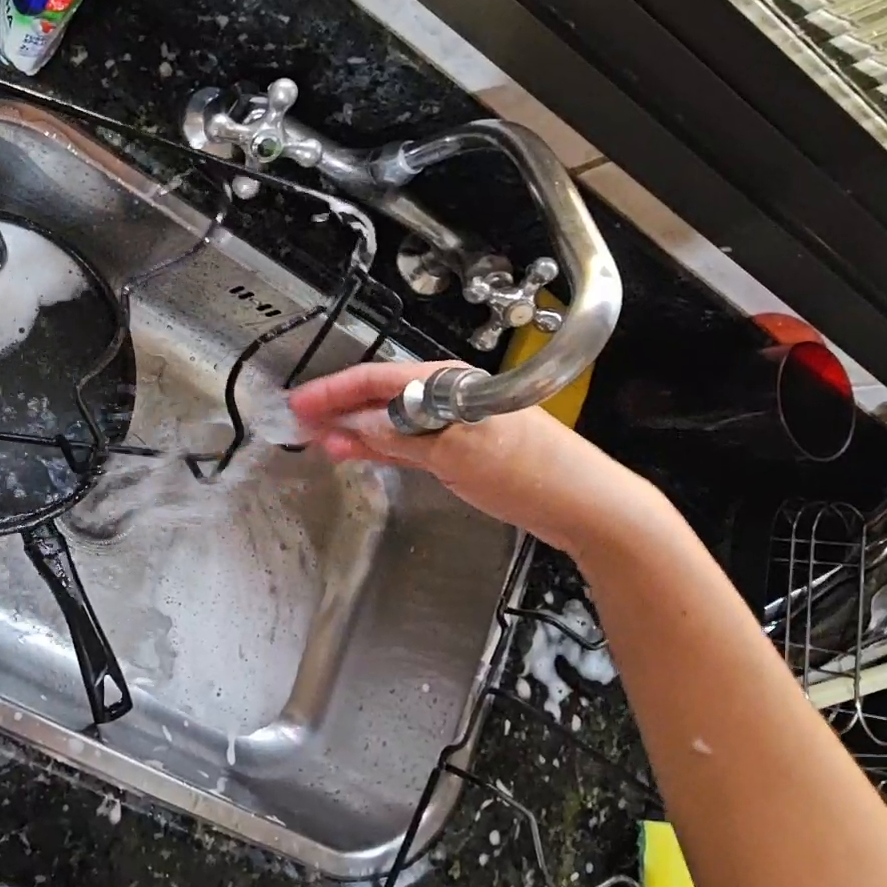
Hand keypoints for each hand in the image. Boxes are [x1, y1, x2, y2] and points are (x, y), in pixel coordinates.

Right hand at [288, 361, 655, 549]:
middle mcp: (446, 398)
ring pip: (388, 421)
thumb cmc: (533, 472)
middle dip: (336, 408)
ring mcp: (452, 425)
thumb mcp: (457, 453)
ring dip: (352, 430)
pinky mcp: (457, 452)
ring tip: (317, 439)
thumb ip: (401, 435)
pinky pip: (405, 442)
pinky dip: (377, 447)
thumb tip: (356, 425)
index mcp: (447, 385)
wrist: (587, 507)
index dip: (333, 391)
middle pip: (378, 397)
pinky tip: (354, 452)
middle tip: (299, 422)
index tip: (300, 403)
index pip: (375, 380)